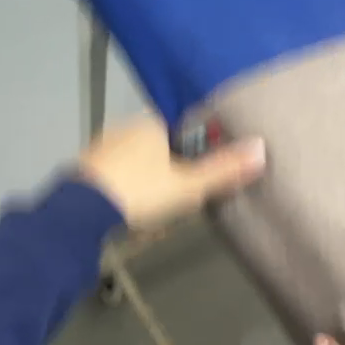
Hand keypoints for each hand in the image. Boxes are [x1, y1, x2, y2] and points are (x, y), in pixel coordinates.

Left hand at [79, 116, 266, 229]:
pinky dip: (120, 198)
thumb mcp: (189, 186)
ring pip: (132, 169)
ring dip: (142, 192)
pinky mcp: (83, 170)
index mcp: (151, 125)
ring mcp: (100, 148)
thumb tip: (261, 149)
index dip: (187, 160)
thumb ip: (223, 170)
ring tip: (147, 220)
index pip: (178, 134)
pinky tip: (124, 218)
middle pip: (155, 153)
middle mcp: (124, 129)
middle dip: (164, 180)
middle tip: (168, 210)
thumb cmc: (142, 191)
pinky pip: (111, 182)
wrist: (83, 210)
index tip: (190, 185)